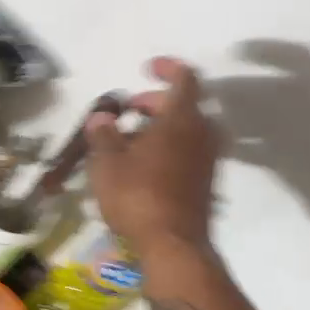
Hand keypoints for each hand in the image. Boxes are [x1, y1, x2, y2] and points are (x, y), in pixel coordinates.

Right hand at [85, 57, 219, 262]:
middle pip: (183, 104)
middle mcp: (202, 130)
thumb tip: (102, 117)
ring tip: (129, 141)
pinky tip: (142, 164)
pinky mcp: (205, 178)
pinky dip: (166, 146)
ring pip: (184, 128)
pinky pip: (186, 149)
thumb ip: (103, 135)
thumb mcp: (107, 164)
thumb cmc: (137, 196)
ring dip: (159, 127)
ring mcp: (207, 156)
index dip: (166, 68)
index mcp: (181, 118)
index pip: (183, 78)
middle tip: (126, 111)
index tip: (147, 68)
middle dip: (153, 103)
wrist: (172, 241)